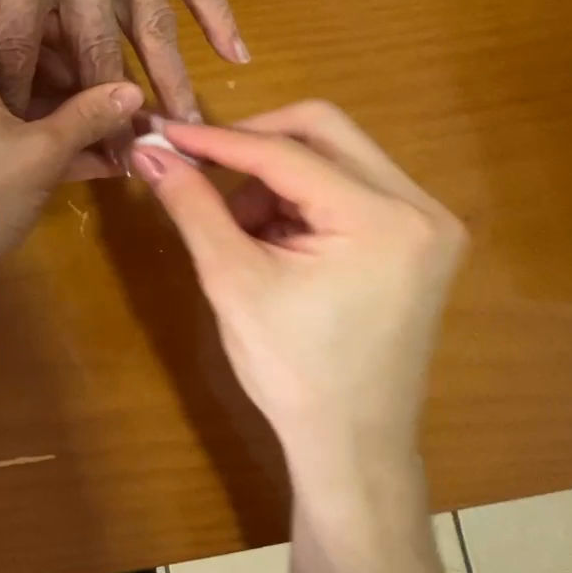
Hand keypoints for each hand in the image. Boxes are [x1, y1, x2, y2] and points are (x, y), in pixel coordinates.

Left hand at [0, 0, 245, 120]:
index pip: (18, 49)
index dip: (18, 92)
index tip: (24, 134)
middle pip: (92, 54)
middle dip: (104, 107)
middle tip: (124, 153)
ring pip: (151, 30)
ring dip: (169, 79)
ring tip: (185, 126)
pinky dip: (217, 14)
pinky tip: (237, 54)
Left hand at [0, 2, 145, 298]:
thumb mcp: (42, 152)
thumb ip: (88, 116)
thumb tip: (134, 91)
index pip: (7, 13)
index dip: (56, 18)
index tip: (102, 30)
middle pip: (22, 57)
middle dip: (76, 74)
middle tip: (124, 88)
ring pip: (25, 100)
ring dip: (72, 114)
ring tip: (128, 126)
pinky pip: (17, 132)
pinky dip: (53, 142)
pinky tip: (108, 161)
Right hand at [133, 101, 467, 468]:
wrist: (350, 442)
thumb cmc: (291, 368)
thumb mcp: (231, 278)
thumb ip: (191, 204)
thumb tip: (147, 152)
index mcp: (383, 219)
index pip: (284, 153)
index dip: (215, 139)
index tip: (161, 133)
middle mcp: (419, 207)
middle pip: (322, 130)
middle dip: (250, 142)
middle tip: (198, 163)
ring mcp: (425, 223)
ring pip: (332, 155)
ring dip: (272, 175)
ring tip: (236, 228)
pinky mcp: (415, 239)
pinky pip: (344, 186)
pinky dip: (295, 197)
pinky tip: (268, 239)